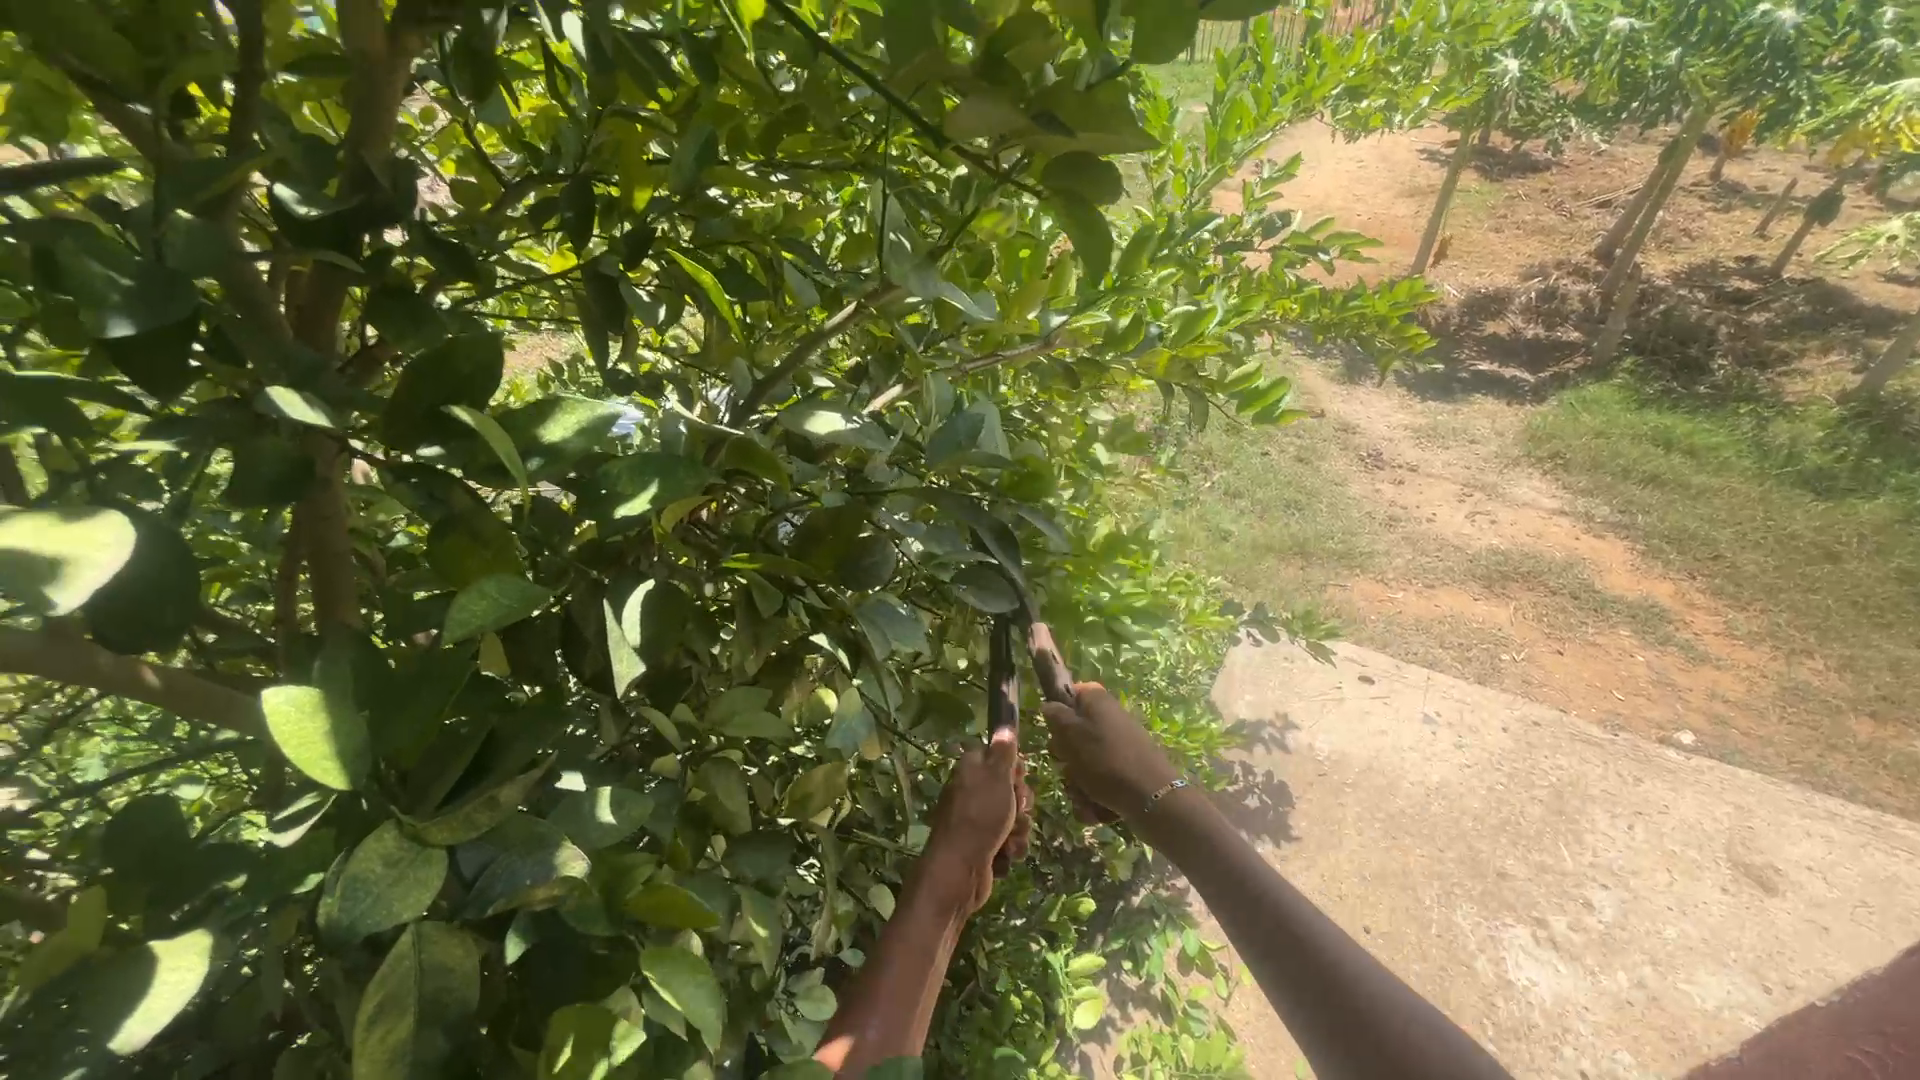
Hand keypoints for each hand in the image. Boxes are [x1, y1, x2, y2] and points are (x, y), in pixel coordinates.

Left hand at [921, 729, 1032, 913]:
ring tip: (1009, 840)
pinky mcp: (983, 847)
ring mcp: (976, 821)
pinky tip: (1005, 856)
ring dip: (1018, 830)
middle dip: (1021, 804)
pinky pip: (1008, 842)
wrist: (960, 870)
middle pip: (1010, 790)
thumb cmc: (980, 817)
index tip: (1018, 779)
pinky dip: (1010, 849)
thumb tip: (1005, 723)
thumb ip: (1003, 751)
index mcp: (971, 770)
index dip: (1015, 770)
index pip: (1000, 759)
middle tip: (1016, 811)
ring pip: (1013, 818)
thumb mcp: (996, 777)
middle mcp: (972, 793)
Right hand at [1042, 683, 1179, 822]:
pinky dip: (1093, 794)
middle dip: (1066, 755)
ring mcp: (1119, 745)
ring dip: (1077, 780)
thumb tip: (1048, 705)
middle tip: (1066, 764)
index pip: (1073, 693)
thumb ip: (1056, 717)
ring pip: (1084, 760)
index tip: (1054, 730)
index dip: (1059, 711)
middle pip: (1075, 732)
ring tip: (1082, 794)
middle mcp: (1110, 719)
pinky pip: (1099, 779)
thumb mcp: (1071, 734)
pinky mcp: (1126, 769)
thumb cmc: (1105, 760)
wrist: (1151, 797)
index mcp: (1098, 702)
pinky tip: (1093, 807)